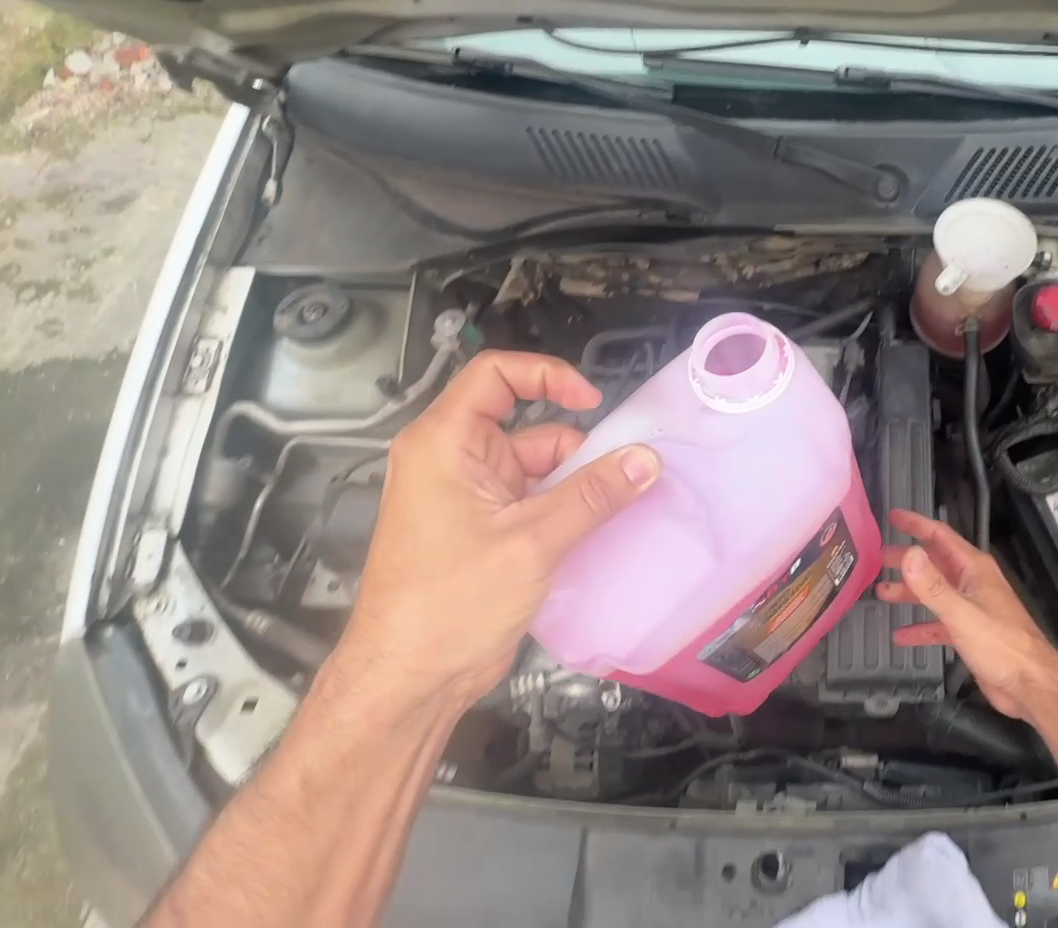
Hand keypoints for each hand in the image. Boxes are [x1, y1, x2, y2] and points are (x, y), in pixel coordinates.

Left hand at [341, 351, 660, 711]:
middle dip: (578, 448)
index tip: (593, 402)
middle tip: (623, 474)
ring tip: (617, 508)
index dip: (548, 376)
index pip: (496, 376)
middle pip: (529, 426)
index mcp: (444, 444)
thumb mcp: (532, 540)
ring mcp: (471, 498)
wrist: (410, 681)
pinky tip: (599, 529)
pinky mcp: (486, 530)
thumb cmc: (449, 603)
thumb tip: (646, 461)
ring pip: (539, 468)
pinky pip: (537, 500)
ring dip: (578, 484)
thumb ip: (594, 496)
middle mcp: (454, 462)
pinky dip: (568, 509)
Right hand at [876, 509, 1057, 721]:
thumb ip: (933, 585)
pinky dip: (921, 626)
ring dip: (910, 592)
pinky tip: (901, 636)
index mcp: (974, 569)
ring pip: (935, 592)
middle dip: (907, 559)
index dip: (916, 524)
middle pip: (935, 563)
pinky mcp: (970, 632)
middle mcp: (973, 583)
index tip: (893, 517)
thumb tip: (909, 554)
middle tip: (878, 558)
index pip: (940, 536)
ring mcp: (972, 607)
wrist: (1030, 684)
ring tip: (882, 592)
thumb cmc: (1002, 645)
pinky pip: (940, 623)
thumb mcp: (961, 613)